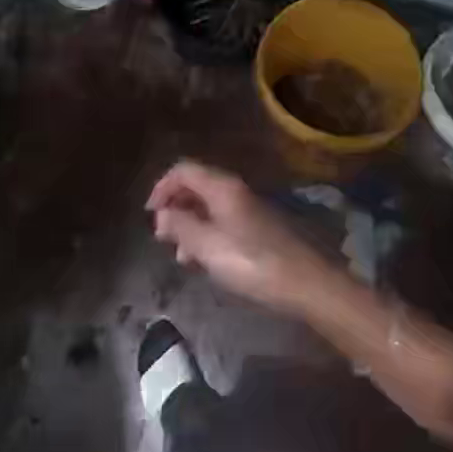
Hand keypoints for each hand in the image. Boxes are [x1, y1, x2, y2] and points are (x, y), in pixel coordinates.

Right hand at [146, 160, 340, 314]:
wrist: (303, 281)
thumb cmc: (251, 262)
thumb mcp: (207, 246)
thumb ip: (180, 226)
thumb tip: (161, 212)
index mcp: (222, 187)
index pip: (184, 170)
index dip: (162, 187)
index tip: (150, 214)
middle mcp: (233, 190)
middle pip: (195, 186)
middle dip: (174, 206)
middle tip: (161, 236)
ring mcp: (246, 208)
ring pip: (207, 206)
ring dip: (189, 224)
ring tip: (180, 255)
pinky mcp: (254, 226)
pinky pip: (221, 221)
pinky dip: (205, 234)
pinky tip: (202, 259)